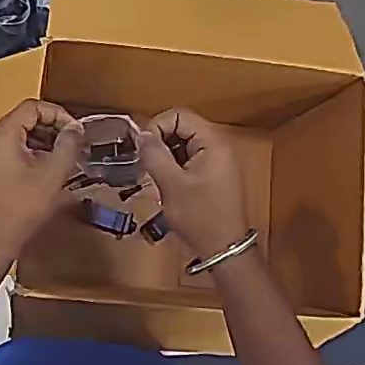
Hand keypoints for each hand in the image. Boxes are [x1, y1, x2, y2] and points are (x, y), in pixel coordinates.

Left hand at [0, 100, 83, 264]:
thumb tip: (76, 129)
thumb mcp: (53, 173)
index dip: (58, 114)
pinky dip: (33, 152)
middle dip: (52, 127)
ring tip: (65, 156)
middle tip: (73, 142)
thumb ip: (68, 145)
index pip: (32, 107)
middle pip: (24, 119)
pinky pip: (13, 150)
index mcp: (3, 136)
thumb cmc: (23, 207)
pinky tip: (49, 169)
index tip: (75, 130)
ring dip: (44, 141)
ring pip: (19, 135)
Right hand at [137, 107, 250, 258]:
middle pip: (181, 128)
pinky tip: (166, 186)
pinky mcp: (213, 175)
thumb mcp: (172, 185)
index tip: (142, 150)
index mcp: (213, 141)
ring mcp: (218, 160)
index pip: (178, 115)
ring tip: (155, 179)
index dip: (156, 127)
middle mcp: (218, 145)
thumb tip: (140, 134)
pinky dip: (174, 168)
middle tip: (145, 165)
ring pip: (183, 145)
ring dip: (165, 157)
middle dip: (160, 143)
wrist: (224, 249)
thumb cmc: (200, 217)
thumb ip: (154, 155)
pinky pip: (189, 160)